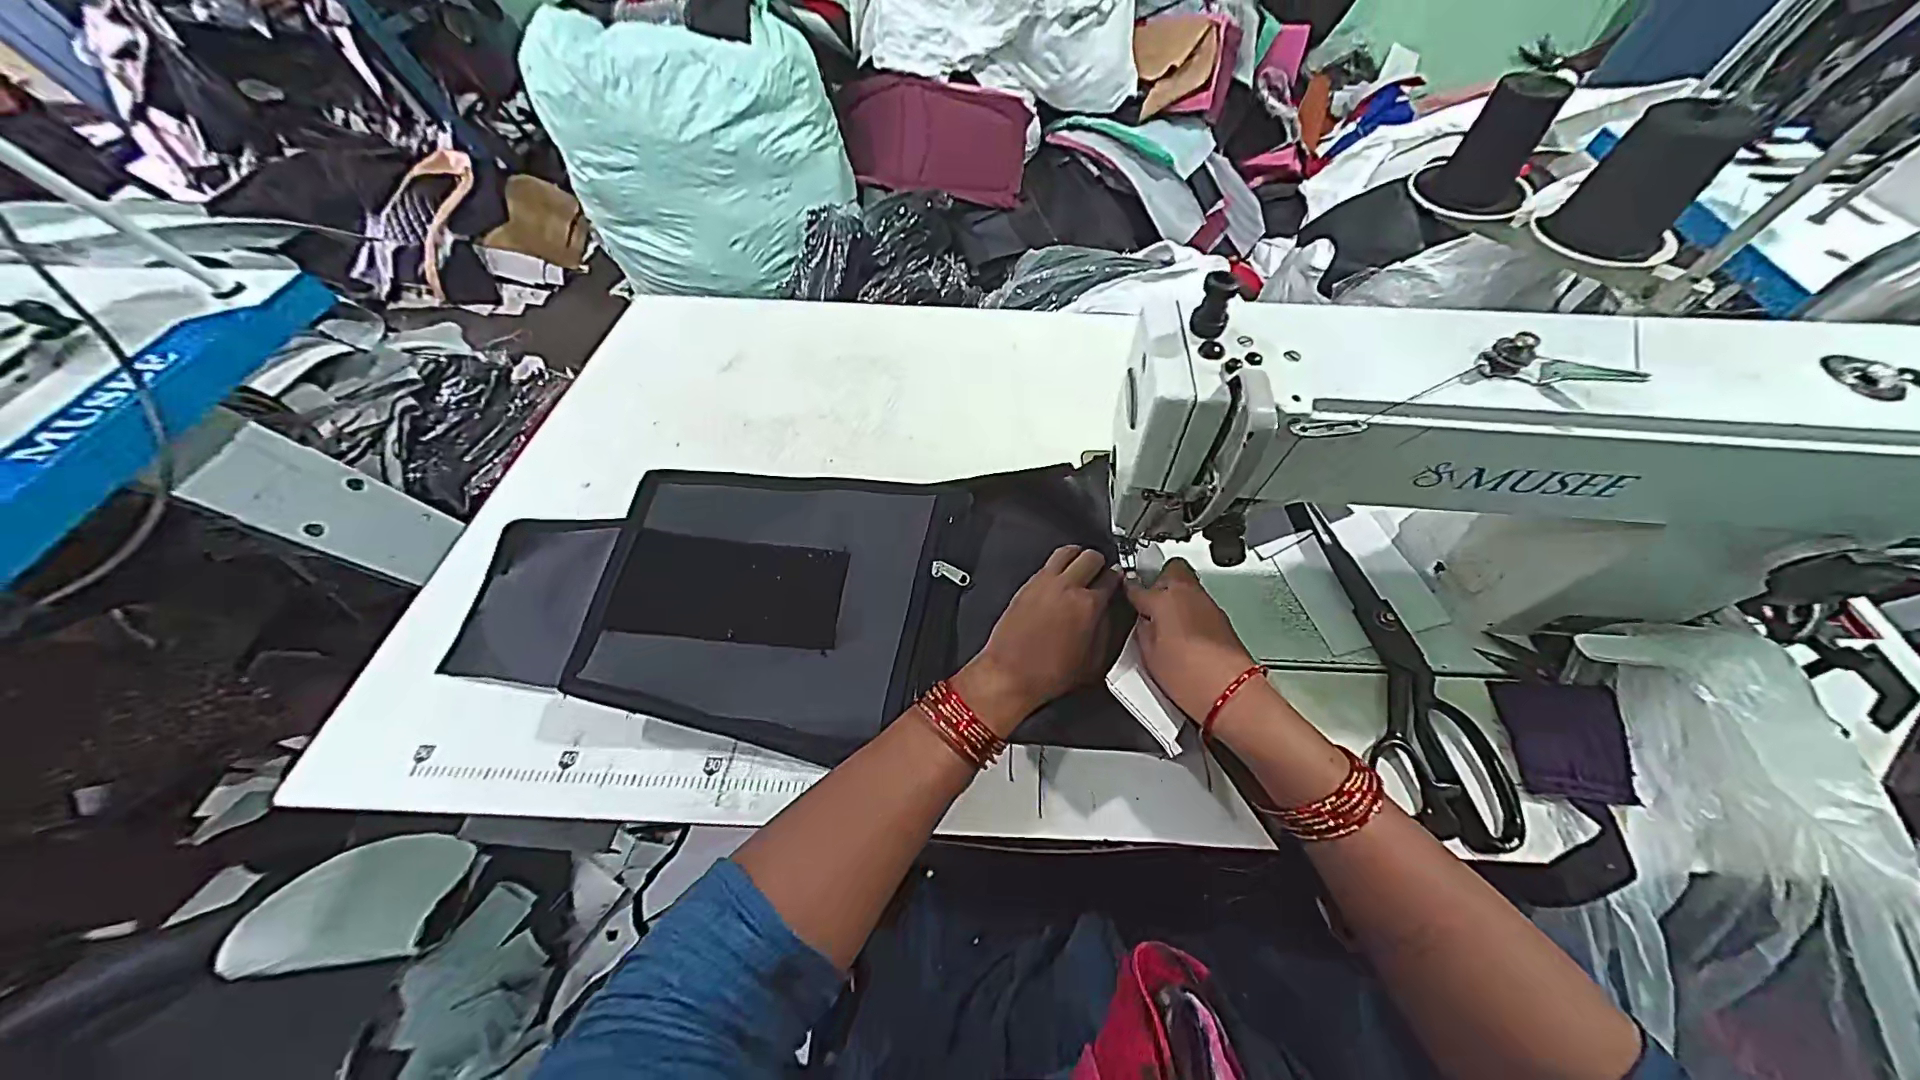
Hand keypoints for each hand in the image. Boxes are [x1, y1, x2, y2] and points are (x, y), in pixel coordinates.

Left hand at [954, 546, 1121, 736]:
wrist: (1011, 674)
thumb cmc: (1046, 674)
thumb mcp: (1093, 661)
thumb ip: (1106, 631)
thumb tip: (1109, 614)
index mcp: (1088, 605)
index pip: (1111, 578)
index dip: (1117, 580)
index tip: (1116, 583)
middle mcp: (1066, 588)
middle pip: (1091, 557)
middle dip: (1100, 563)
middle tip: (1100, 572)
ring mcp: (1044, 583)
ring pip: (1067, 552)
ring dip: (1077, 557)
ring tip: (1081, 567)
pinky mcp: (1026, 586)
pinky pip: (1047, 564)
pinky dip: (1057, 567)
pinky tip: (1059, 579)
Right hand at [1124, 558, 1258, 722]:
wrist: (1230, 693)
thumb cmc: (1193, 678)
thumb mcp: (1149, 655)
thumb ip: (1141, 629)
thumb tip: (1141, 622)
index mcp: (1164, 599)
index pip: (1137, 586)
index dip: (1129, 590)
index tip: (1127, 594)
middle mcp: (1188, 594)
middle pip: (1170, 569)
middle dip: (1157, 580)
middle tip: (1148, 599)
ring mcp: (1208, 604)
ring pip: (1187, 585)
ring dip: (1175, 595)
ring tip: (1165, 621)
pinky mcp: (1222, 618)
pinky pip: (1199, 603)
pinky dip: (1189, 611)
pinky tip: (1183, 633)